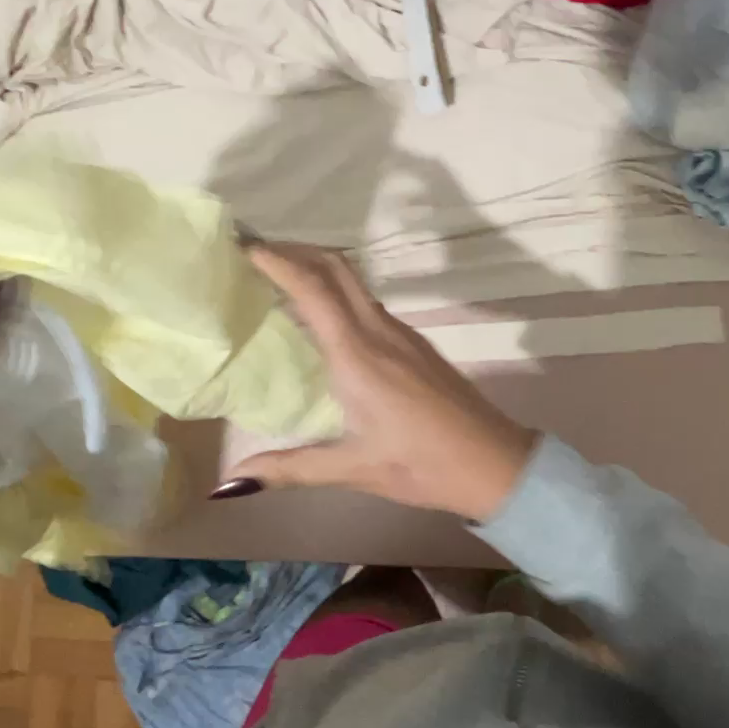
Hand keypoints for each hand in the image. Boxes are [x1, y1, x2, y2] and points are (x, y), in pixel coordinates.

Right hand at [228, 245, 536, 520]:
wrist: (496, 463)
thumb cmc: (424, 466)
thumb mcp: (354, 469)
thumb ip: (291, 468)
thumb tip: (232, 482)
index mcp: (359, 355)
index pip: (314, 288)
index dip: (277, 261)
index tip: (244, 245)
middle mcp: (379, 332)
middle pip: (336, 267)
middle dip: (295, 249)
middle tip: (254, 252)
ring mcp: (402, 333)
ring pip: (353, 281)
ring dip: (316, 267)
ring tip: (278, 277)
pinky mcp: (414, 343)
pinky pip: (366, 301)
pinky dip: (335, 291)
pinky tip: (320, 316)